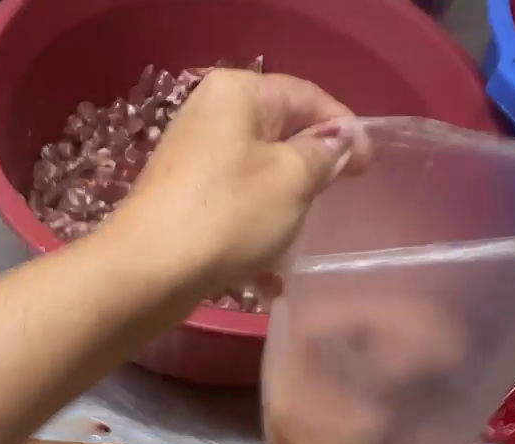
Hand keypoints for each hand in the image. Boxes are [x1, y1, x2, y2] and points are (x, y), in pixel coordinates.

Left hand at [104, 69, 361, 299]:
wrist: (148, 273)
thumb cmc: (227, 216)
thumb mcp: (292, 180)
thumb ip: (323, 156)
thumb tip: (339, 141)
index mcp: (237, 94)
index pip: (306, 97)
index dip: (342, 129)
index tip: (366, 167)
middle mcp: (209, 119)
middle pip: (277, 139)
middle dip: (308, 176)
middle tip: (334, 205)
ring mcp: (190, 165)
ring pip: (255, 183)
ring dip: (281, 216)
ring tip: (297, 248)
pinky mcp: (180, 207)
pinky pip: (230, 214)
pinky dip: (252, 240)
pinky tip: (268, 279)